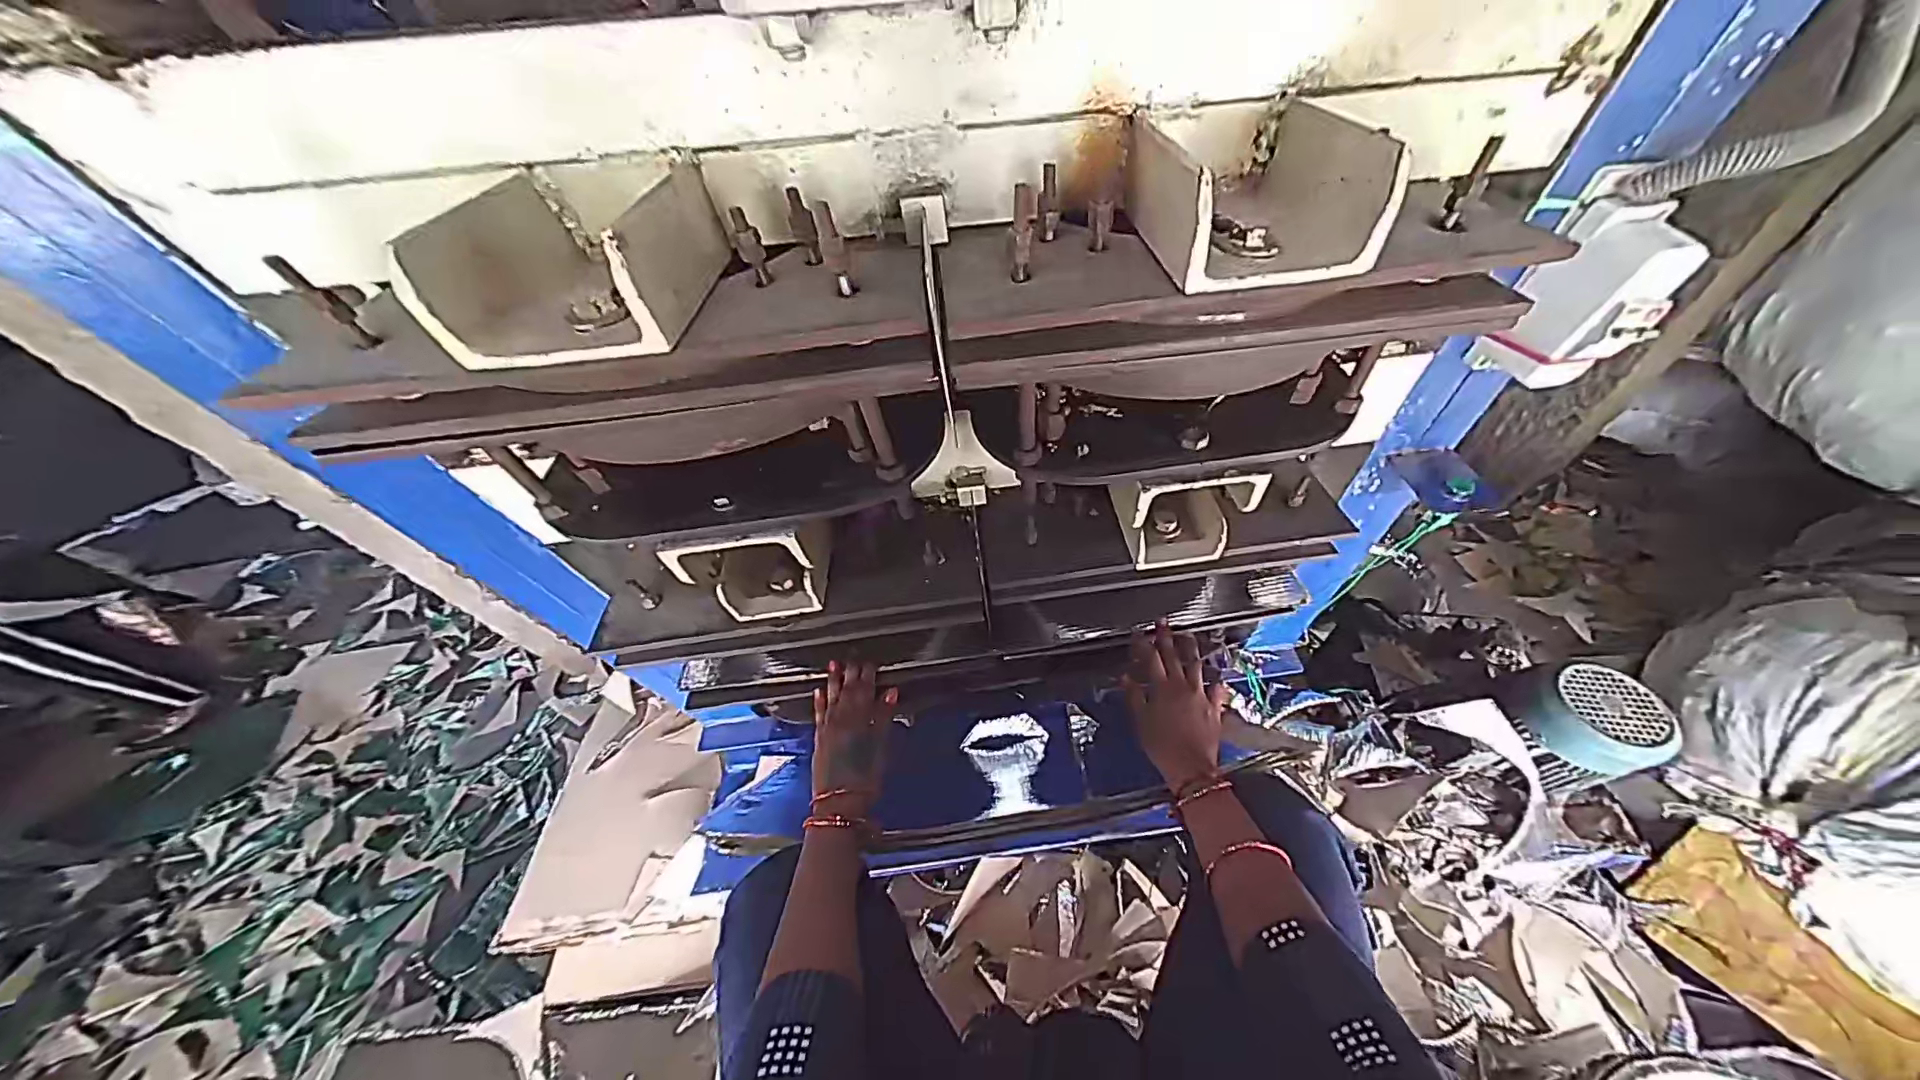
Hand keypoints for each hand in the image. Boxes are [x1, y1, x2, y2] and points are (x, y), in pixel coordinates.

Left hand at [810, 659, 896, 818]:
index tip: (871, 663)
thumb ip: (884, 718)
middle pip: (847, 691)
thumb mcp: (881, 747)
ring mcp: (827, 728)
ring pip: (831, 698)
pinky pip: (818, 713)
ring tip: (833, 665)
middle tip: (854, 658)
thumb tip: (890, 692)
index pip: (864, 691)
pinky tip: (819, 691)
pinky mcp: (819, 738)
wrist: (839, 803)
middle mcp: (840, 720)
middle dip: (851, 674)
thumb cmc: (865, 779)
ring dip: (833, 681)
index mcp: (859, 720)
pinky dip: (819, 701)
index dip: (868, 675)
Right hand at [1124, 621, 1227, 789]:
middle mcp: (1182, 687)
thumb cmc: (1162, 746)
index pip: (1151, 658)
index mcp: (1162, 688)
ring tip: (1188, 636)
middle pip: (1173, 656)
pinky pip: (1216, 689)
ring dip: (1190, 649)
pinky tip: (1215, 675)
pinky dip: (1214, 680)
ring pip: (1196, 665)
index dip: (1144, 643)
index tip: (1140, 633)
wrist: (1190, 767)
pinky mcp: (1213, 708)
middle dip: (1166, 638)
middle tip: (1163, 623)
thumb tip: (1127, 679)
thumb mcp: (1141, 721)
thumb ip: (1134, 697)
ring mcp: (1200, 695)